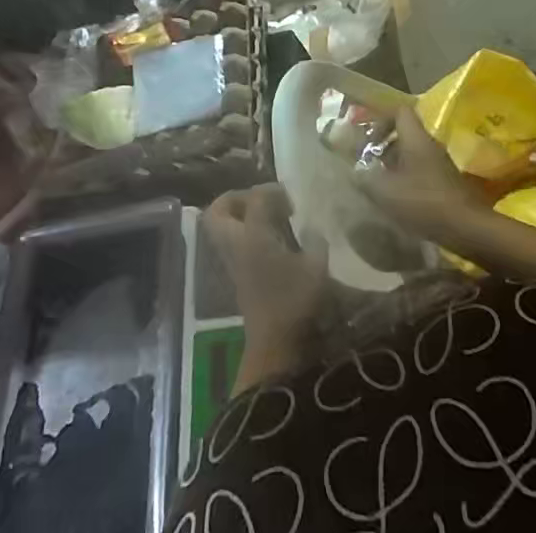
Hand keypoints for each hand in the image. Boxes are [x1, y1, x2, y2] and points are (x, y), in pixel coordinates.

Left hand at [207, 184, 328, 341]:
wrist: (275, 345)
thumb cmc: (296, 302)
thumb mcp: (316, 267)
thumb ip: (315, 241)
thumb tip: (311, 229)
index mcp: (254, 236)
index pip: (256, 198)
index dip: (273, 191)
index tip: (291, 199)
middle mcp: (236, 244)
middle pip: (219, 209)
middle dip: (237, 198)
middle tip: (262, 202)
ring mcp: (231, 261)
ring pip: (220, 227)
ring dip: (238, 216)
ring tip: (267, 220)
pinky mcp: (235, 275)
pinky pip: (230, 242)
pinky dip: (244, 234)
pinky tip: (270, 242)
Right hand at [353, 108, 487, 242]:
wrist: (466, 228)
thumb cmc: (423, 202)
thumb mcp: (384, 190)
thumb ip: (364, 176)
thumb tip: (355, 170)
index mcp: (416, 139)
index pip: (399, 111)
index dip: (380, 119)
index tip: (366, 138)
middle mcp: (430, 145)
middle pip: (404, 133)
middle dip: (383, 146)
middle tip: (367, 162)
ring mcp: (441, 164)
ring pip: (412, 154)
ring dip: (393, 164)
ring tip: (378, 183)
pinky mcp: (446, 182)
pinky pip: (421, 171)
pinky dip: (406, 179)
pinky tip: (396, 199)